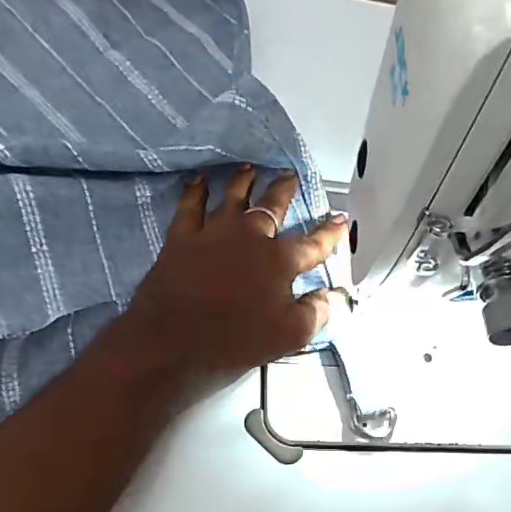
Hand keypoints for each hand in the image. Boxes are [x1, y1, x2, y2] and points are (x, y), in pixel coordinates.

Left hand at [95, 165, 347, 399]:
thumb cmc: (233, 342)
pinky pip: (191, 205)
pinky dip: (197, 191)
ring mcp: (213, 233)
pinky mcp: (182, 238)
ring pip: (233, 197)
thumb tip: (330, 296)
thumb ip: (315, 313)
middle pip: (272, 206)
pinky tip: (200, 180)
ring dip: (244, 181)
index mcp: (279, 262)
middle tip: (290, 175)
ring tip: (250, 169)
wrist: (171, 341)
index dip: (329, 232)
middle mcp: (249, 238)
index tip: (339, 219)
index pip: (313, 244)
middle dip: (284, 190)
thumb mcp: (288, 336)